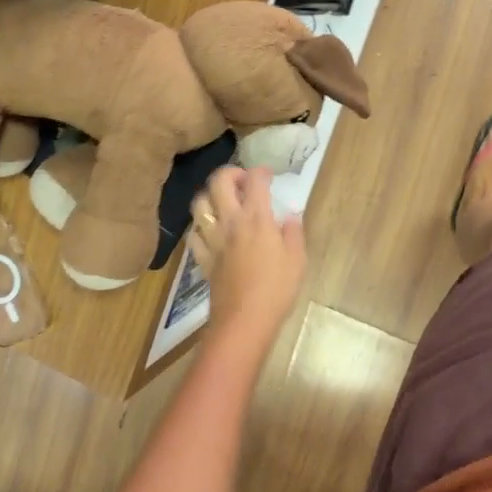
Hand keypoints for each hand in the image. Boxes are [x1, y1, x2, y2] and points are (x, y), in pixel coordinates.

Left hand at [188, 167, 305, 351]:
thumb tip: (290, 216)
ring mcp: (212, 239)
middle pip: (219, 182)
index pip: (255, 180)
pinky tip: (211, 230)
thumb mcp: (297, 260)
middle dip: (230, 173)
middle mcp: (230, 221)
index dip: (261, 171)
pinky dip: (200, 226)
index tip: (268, 175)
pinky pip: (194, 233)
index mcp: (257, 218)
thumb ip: (293, 233)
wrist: (244, 320)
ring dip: (210, 195)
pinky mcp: (202, 257)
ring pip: (199, 203)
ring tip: (223, 202)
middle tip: (242, 181)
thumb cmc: (276, 289)